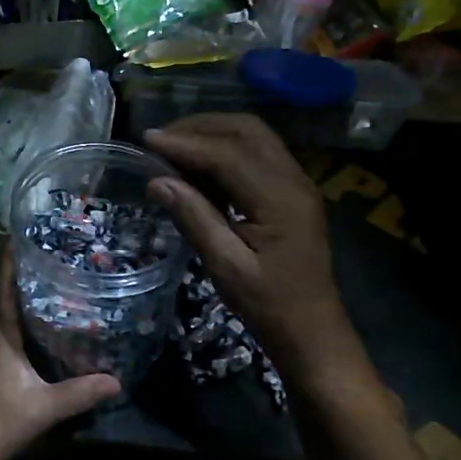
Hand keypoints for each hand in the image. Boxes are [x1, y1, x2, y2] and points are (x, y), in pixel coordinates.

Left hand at [0, 256, 121, 459]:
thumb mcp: (45, 407)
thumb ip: (80, 392)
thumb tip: (117, 380)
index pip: (5, 284)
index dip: (13, 257)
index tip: (27, 234)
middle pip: (7, 293)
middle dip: (27, 273)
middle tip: (57, 257)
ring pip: (5, 312)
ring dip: (25, 296)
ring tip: (56, 283)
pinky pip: (5, 329)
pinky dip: (22, 318)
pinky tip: (43, 325)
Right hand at [143, 115, 354, 378]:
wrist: (313, 333)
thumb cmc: (269, 306)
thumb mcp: (226, 267)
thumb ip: (194, 218)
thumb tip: (157, 181)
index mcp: (280, 199)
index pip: (227, 155)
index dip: (185, 144)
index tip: (147, 139)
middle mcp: (294, 180)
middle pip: (246, 131)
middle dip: (201, 127)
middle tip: (161, 139)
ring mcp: (298, 183)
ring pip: (255, 136)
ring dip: (214, 133)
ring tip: (176, 148)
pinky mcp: (294, 191)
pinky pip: (259, 153)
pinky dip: (227, 149)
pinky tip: (202, 168)